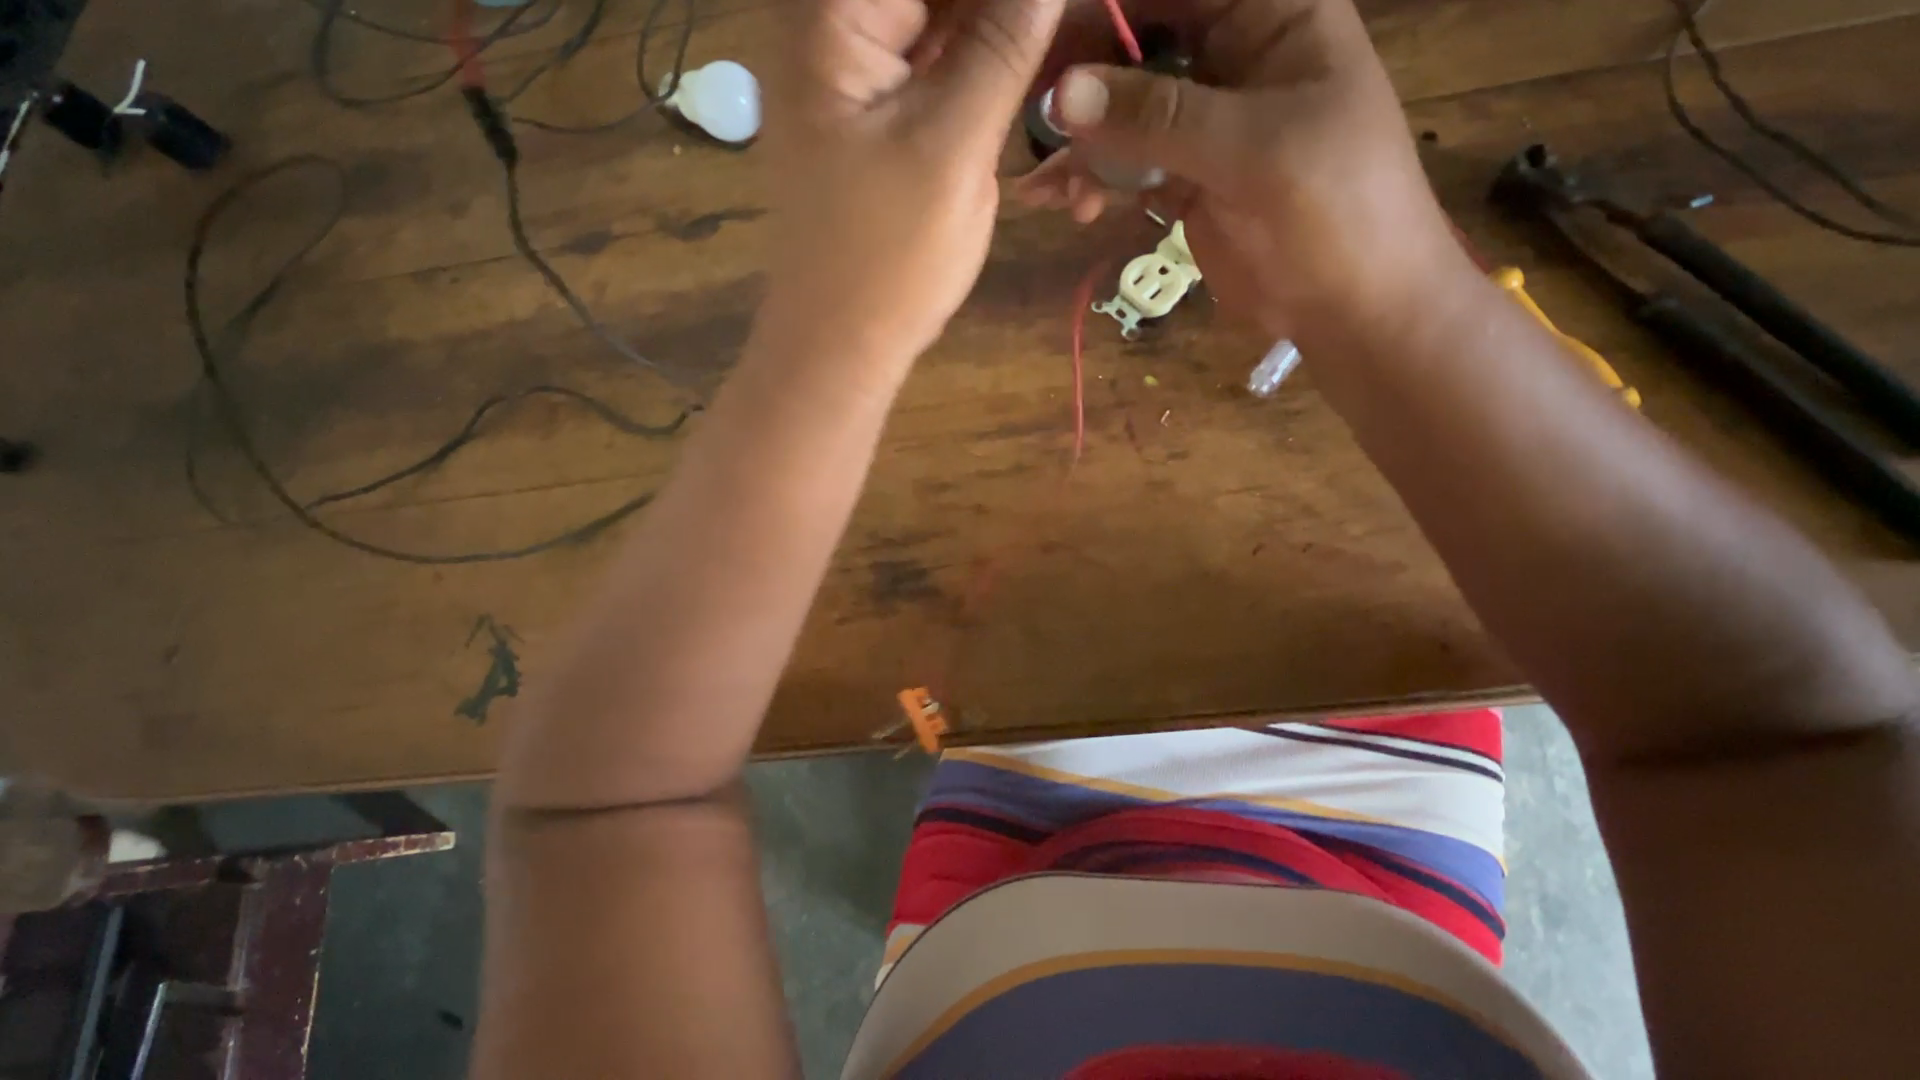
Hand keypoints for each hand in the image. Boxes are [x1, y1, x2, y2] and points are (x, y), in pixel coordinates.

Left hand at [759, 0, 1069, 362]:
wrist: (840, 345)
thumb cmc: (888, 256)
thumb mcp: (953, 144)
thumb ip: (1005, 43)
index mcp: (833, 19)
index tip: (1061, 8)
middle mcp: (832, 29)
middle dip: (1004, 11)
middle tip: (1067, 27)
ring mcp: (853, 73)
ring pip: (939, 19)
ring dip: (999, 30)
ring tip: (1061, 42)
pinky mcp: (876, 112)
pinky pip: (935, 59)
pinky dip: (980, 61)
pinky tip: (1031, 64)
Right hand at [1014, 0, 1464, 342]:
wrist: (1359, 308)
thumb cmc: (1337, 210)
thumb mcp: (1253, 151)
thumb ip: (1158, 117)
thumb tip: (1061, 95)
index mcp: (1269, 14)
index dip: (1103, 7)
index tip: (1041, 44)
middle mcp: (1231, 53)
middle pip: (1132, 38)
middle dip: (1078, 78)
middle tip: (1029, 119)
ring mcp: (1203, 118)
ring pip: (1119, 105)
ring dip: (1079, 141)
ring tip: (1051, 188)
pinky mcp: (1183, 173)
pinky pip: (1123, 161)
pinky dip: (1092, 179)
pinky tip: (1066, 204)